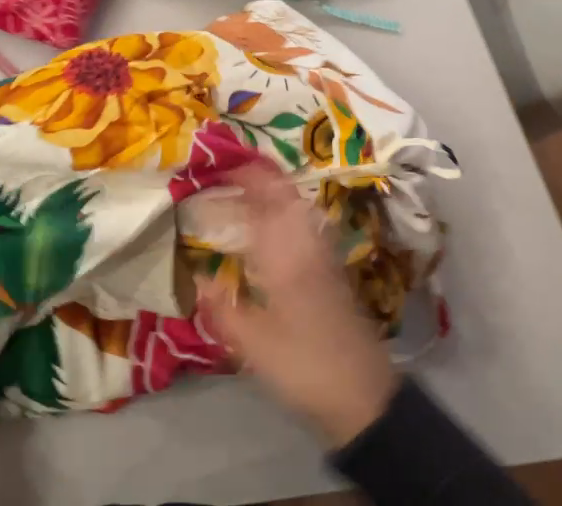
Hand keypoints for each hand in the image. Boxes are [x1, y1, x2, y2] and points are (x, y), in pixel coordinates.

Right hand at [195, 163, 398, 447]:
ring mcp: (325, 260)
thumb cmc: (304, 366)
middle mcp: (307, 247)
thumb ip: (222, 307)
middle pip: (286, 197)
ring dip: (274, 194)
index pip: (264, 200)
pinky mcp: (334, 276)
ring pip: (299, 210)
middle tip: (228, 172)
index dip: (244, 175)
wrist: (364, 398)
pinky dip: (286, 217)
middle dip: (259, 177)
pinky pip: (306, 229)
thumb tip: (197, 276)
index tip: (218, 163)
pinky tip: (273, 230)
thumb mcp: (252, 344)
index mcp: (285, 255)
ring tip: (246, 193)